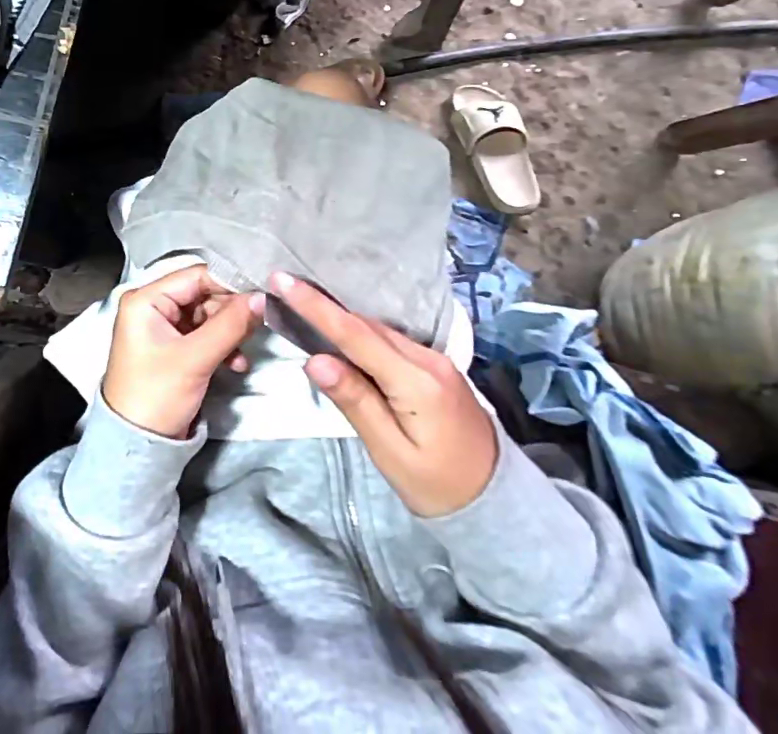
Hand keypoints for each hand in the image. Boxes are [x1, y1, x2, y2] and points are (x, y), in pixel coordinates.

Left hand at [103, 265, 264, 439]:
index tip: (262, 294)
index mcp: (146, 300)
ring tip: (242, 352)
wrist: (137, 445)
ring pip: (209, 316)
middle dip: (232, 312)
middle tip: (257, 326)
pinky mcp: (175, 349)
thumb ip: (231, 324)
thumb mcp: (196, 358)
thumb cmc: (156, 395)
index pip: (196, 276)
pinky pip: (206, 336)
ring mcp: (164, 329)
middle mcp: (153, 307)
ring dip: (230, 332)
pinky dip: (223, 346)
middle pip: (204, 294)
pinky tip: (236, 364)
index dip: (230, 283)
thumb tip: (263, 297)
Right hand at [271, 272, 497, 515]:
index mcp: (417, 382)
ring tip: (302, 301)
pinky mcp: (436, 366)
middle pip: (367, 326)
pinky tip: (341, 332)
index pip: (356, 335)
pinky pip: (391, 340)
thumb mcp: (390, 452)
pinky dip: (361, 332)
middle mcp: (428, 360)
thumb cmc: (437, 485)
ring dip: (341, 316)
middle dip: (323, 305)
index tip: (283, 280)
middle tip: (283, 285)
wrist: (494, 497)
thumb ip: (355, 402)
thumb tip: (316, 360)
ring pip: (379, 330)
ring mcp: (436, 360)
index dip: (317, 306)